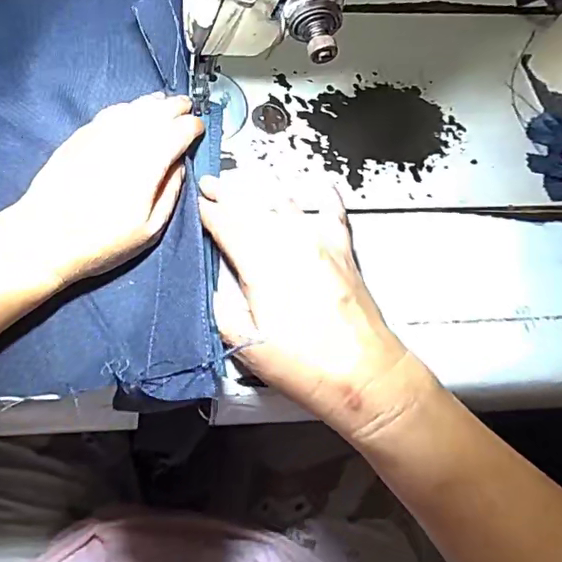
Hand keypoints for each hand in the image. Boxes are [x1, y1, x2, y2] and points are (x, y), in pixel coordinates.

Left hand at [1, 93, 204, 287]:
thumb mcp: (149, 229)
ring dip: (153, 104)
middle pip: (159, 110)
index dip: (194, 126)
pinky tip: (129, 113)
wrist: (44, 237)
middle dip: (177, 107)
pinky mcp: (80, 136)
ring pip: (134, 106)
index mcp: (149, 160)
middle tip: (186, 109)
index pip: (180, 129)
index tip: (198, 129)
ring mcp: (100, 133)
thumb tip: (178, 169)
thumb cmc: (97, 241)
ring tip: (162, 104)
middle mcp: (126, 139)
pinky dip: (126, 109)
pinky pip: (110, 112)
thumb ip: (170, 192)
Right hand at [198, 170, 439, 444]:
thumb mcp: (245, 344)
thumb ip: (220, 308)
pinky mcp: (343, 250)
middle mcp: (290, 244)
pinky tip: (318, 187)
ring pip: (284, 202)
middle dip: (226, 194)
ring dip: (260, 192)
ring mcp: (319, 243)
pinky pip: (331, 210)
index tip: (196, 203)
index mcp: (261, 264)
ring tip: (248, 186)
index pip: (225, 223)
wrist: (365, 376)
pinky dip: (322, 196)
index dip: (206, 210)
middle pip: (250, 207)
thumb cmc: (310, 366)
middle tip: (210, 185)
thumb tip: (213, 289)